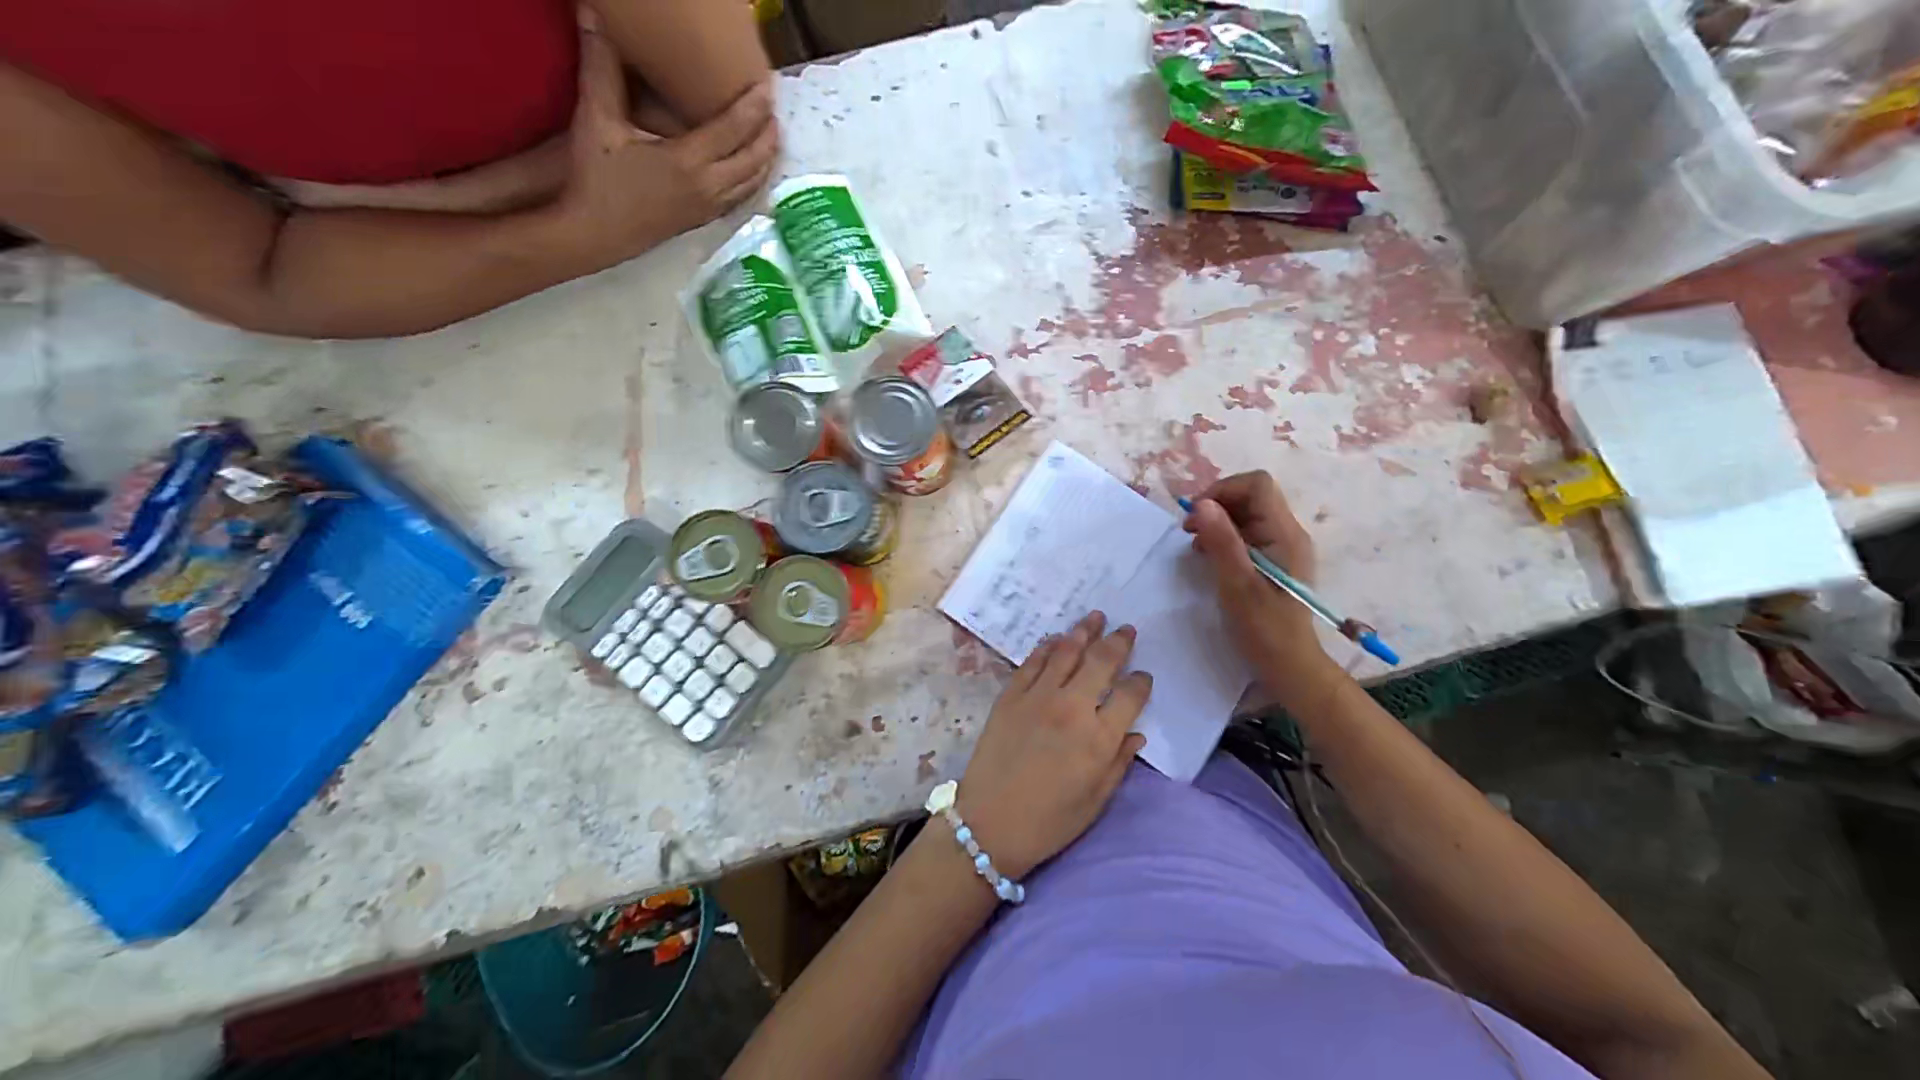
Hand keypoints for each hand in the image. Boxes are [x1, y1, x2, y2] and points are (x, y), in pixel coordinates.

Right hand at [561, 8, 778, 259]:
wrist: (594, 236)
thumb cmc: (596, 181)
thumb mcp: (597, 122)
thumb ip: (601, 70)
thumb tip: (594, 18)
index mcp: (689, 161)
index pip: (733, 129)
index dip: (753, 108)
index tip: (767, 88)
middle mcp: (708, 186)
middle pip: (752, 159)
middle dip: (767, 134)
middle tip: (776, 111)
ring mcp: (708, 207)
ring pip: (751, 182)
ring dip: (765, 159)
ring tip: (772, 138)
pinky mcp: (703, 220)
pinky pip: (740, 198)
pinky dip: (753, 181)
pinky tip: (753, 172)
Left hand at [955, 611, 1149, 879]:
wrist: (988, 824)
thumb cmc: (1049, 821)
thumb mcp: (1096, 801)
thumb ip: (1119, 763)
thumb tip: (1136, 734)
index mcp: (1099, 738)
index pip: (1131, 696)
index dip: (1141, 682)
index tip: (1144, 676)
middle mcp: (1072, 708)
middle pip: (1102, 662)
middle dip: (1118, 642)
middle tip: (1127, 629)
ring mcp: (1038, 697)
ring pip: (1067, 652)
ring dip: (1084, 632)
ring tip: (1094, 617)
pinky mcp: (1010, 696)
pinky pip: (1032, 662)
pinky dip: (1047, 647)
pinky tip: (1057, 639)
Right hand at [1183, 472, 1340, 705]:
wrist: (1289, 665)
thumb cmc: (1264, 629)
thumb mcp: (1237, 585)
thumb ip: (1221, 542)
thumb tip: (1202, 504)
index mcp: (1285, 535)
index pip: (1257, 485)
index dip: (1223, 490)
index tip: (1196, 515)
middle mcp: (1287, 533)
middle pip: (1251, 495)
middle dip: (1216, 505)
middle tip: (1189, 531)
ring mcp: (1281, 546)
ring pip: (1246, 513)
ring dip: (1217, 521)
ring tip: (1196, 545)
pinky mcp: (1272, 560)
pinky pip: (1246, 532)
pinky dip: (1223, 536)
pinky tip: (1208, 556)